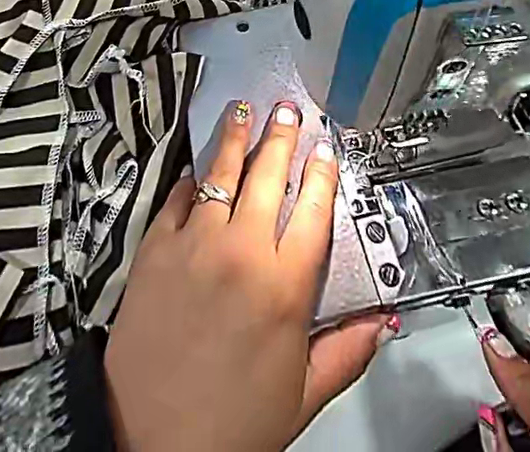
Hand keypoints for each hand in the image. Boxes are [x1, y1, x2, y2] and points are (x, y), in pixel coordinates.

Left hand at [105, 99, 394, 451]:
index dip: (322, 175)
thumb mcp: (302, 394)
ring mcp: (196, 245)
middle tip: (288, 111)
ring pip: (222, 174)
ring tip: (242, 110)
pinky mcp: (156, 250)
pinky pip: (178, 198)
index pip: (313, 210)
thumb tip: (382, 323)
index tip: (325, 152)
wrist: (147, 443)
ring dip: (235, 138)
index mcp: (285, 286)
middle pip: (269, 177)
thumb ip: (347, 351)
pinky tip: (200, 165)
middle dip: (282, 138)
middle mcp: (243, 253)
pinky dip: (192, 178)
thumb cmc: (229, 425)